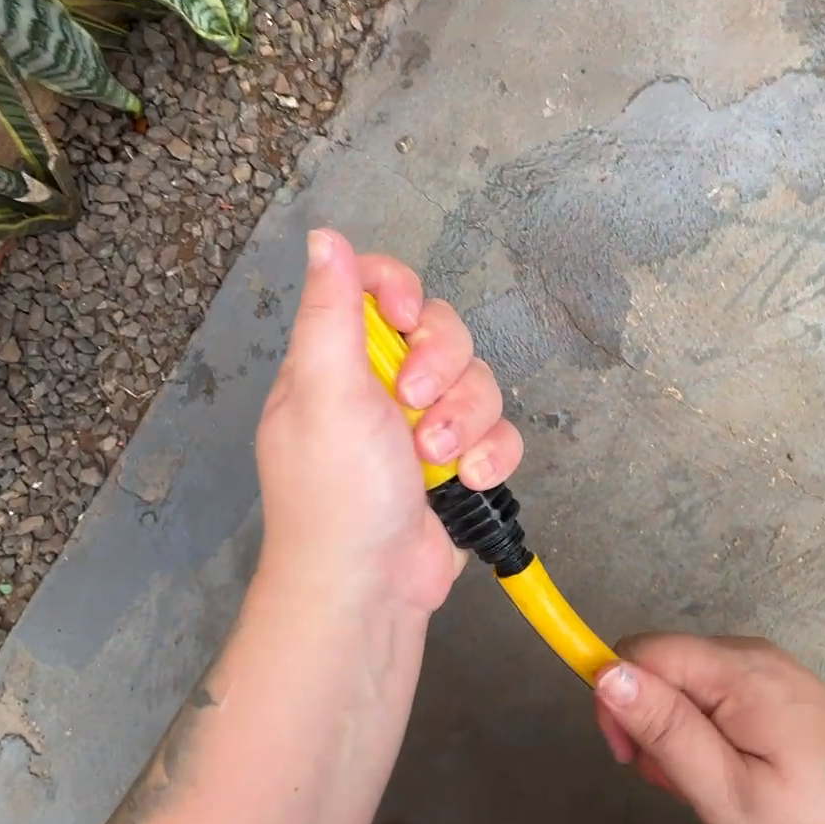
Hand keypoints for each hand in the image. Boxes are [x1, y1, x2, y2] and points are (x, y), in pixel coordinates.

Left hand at [254, 230, 523, 614]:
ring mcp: (425, 422)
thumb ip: (331, 312)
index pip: (375, 287)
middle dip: (442, 368)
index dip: (399, 290)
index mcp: (338, 360)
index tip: (404, 318)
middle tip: (416, 406)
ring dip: (466, 419)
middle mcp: (382, 383)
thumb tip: (324, 235)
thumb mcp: (325, 393)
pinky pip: (500, 429)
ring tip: (439, 458)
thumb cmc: (335, 490)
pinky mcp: (462, 457)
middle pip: (441, 329)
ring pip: (479, 379)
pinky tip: (469, 480)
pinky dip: (492, 453)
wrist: (370, 587)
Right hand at [592, 635, 824, 823]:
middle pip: (665, 664)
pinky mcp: (786, 695)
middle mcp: (756, 656)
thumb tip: (605, 671)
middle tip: (682, 785)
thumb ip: (666, 730)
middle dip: (653, 720)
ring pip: (688, 683)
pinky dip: (708, 733)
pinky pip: (719, 696)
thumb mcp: (729, 797)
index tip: (628, 756)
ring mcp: (775, 673)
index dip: (619, 695)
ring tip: (713, 790)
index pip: (643, 650)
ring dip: (679, 733)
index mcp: (743, 672)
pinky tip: (735, 776)